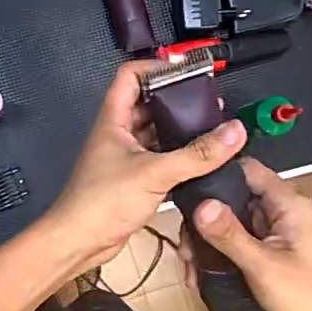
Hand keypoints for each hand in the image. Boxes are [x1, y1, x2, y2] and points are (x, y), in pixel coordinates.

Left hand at [37, 64, 247, 270]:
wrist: (79, 243)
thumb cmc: (99, 204)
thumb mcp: (154, 173)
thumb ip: (197, 154)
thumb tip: (232, 133)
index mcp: (113, 119)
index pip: (131, 75)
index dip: (157, 68)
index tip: (186, 72)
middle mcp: (117, 134)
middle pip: (149, 104)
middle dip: (177, 102)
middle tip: (206, 104)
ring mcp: (124, 158)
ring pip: (155, 134)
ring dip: (179, 132)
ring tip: (209, 132)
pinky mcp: (132, 180)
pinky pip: (158, 159)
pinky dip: (176, 158)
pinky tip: (197, 164)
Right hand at [190, 159, 311, 310]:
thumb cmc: (309, 298)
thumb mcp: (263, 266)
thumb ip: (230, 234)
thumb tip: (200, 205)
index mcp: (290, 204)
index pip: (248, 170)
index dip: (216, 175)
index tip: (186, 192)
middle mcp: (285, 211)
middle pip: (236, 198)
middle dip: (207, 219)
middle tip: (185, 246)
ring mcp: (280, 231)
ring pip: (235, 222)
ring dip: (211, 241)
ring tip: (191, 266)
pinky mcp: (274, 250)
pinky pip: (242, 241)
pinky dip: (223, 253)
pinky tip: (205, 273)